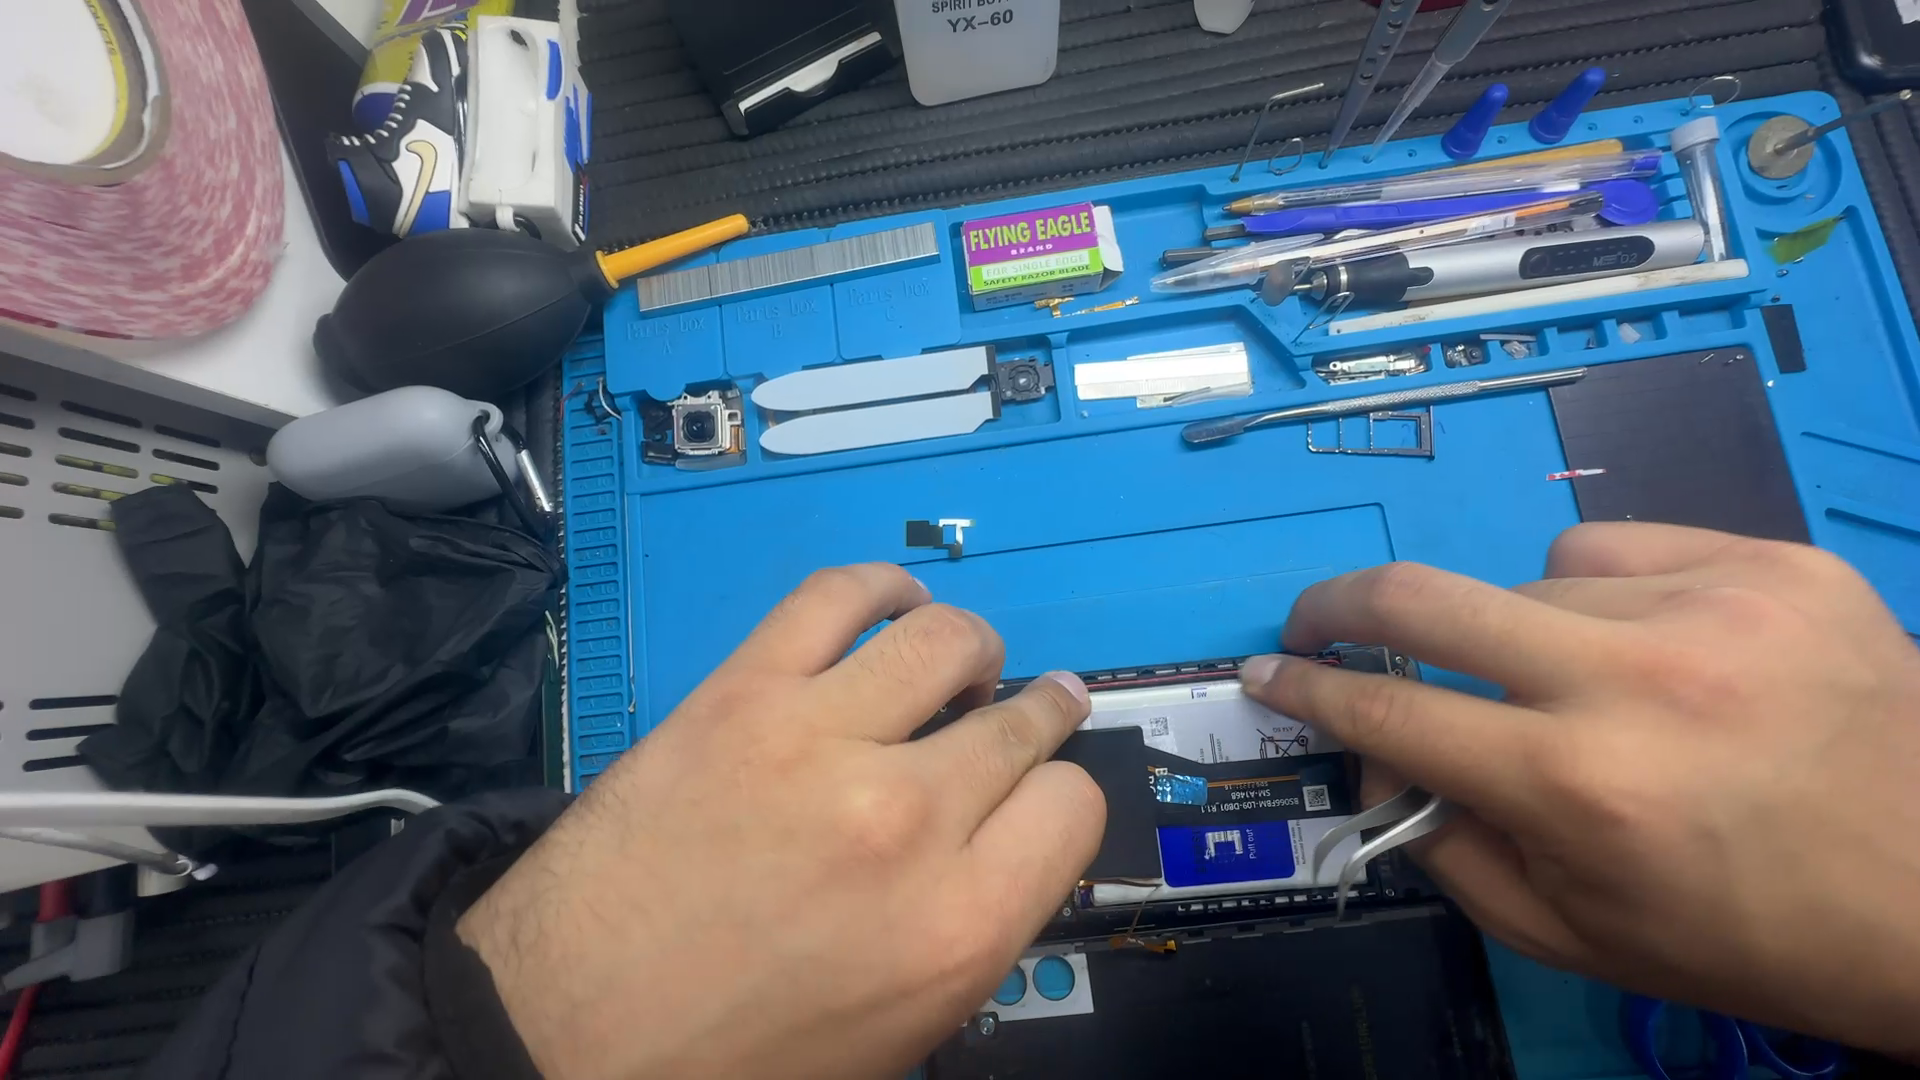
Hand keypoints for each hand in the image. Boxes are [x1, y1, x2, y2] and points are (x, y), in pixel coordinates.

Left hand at [457, 565, 1102, 1079]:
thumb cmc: (749, 1051)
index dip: (1061, 795)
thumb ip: (981, 917)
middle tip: (1032, 706)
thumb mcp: (904, 1022)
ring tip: (962, 662)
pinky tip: (895, 604)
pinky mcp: (744, 691)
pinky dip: (881, 588)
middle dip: (1039, 712)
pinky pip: (837, 598)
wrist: (566, 1034)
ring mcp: (819, 739)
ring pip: (946, 642)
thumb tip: (1015, 825)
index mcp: (958, 924)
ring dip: (974, 648)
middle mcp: (906, 818)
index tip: (1035, 793)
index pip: (1072, 806)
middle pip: (1021, 721)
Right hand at [1238, 523, 1919, 1055]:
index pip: (1385, 715)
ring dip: (1504, 635)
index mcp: (1578, 788)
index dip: (1305, 690)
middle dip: (1334, 605)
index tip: (1264, 673)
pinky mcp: (1769, 564)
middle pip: (1418, 599)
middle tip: (1312, 623)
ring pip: (1517, 586)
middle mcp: (1634, 684)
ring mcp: (1708, 607)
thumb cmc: (1741, 934)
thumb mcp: (1559, 928)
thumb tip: (1363, 754)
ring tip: (1569, 683)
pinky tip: (1642, 641)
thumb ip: (1431, 840)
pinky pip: (1598, 551)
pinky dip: (1583, 591)